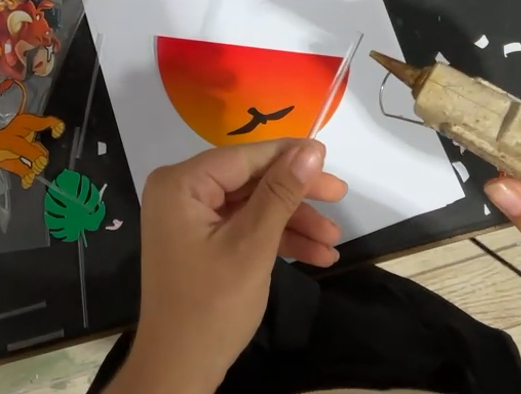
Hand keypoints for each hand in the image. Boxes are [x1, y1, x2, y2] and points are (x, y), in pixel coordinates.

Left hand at [109, 139, 347, 393]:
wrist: (179, 370)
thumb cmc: (212, 305)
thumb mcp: (252, 246)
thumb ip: (281, 193)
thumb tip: (311, 149)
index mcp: (181, 183)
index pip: (243, 157)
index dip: (287, 155)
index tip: (328, 156)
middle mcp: (180, 191)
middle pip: (249, 180)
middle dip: (295, 194)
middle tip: (341, 196)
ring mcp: (189, 217)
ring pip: (251, 205)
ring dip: (292, 222)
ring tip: (334, 240)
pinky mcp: (200, 240)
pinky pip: (242, 227)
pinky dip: (275, 239)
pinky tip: (316, 255)